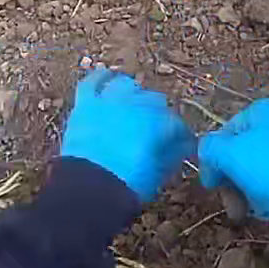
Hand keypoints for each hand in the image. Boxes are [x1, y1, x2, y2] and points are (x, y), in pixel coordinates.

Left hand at [59, 70, 193, 201]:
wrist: (88, 190)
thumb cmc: (127, 185)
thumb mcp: (158, 174)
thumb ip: (172, 155)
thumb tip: (181, 146)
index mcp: (158, 123)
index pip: (176, 123)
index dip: (180, 134)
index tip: (182, 143)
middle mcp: (136, 105)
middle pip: (155, 101)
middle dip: (159, 114)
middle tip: (156, 129)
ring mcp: (109, 102)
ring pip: (127, 85)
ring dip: (134, 93)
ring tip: (134, 104)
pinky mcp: (86, 105)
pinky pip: (93, 82)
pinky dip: (101, 78)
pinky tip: (107, 77)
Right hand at [196, 99, 268, 219]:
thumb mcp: (232, 155)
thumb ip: (211, 149)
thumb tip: (206, 153)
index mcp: (261, 111)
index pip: (223, 135)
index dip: (213, 163)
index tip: (213, 187)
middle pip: (242, 154)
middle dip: (234, 183)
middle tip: (236, 208)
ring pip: (260, 170)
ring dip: (252, 192)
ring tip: (259, 209)